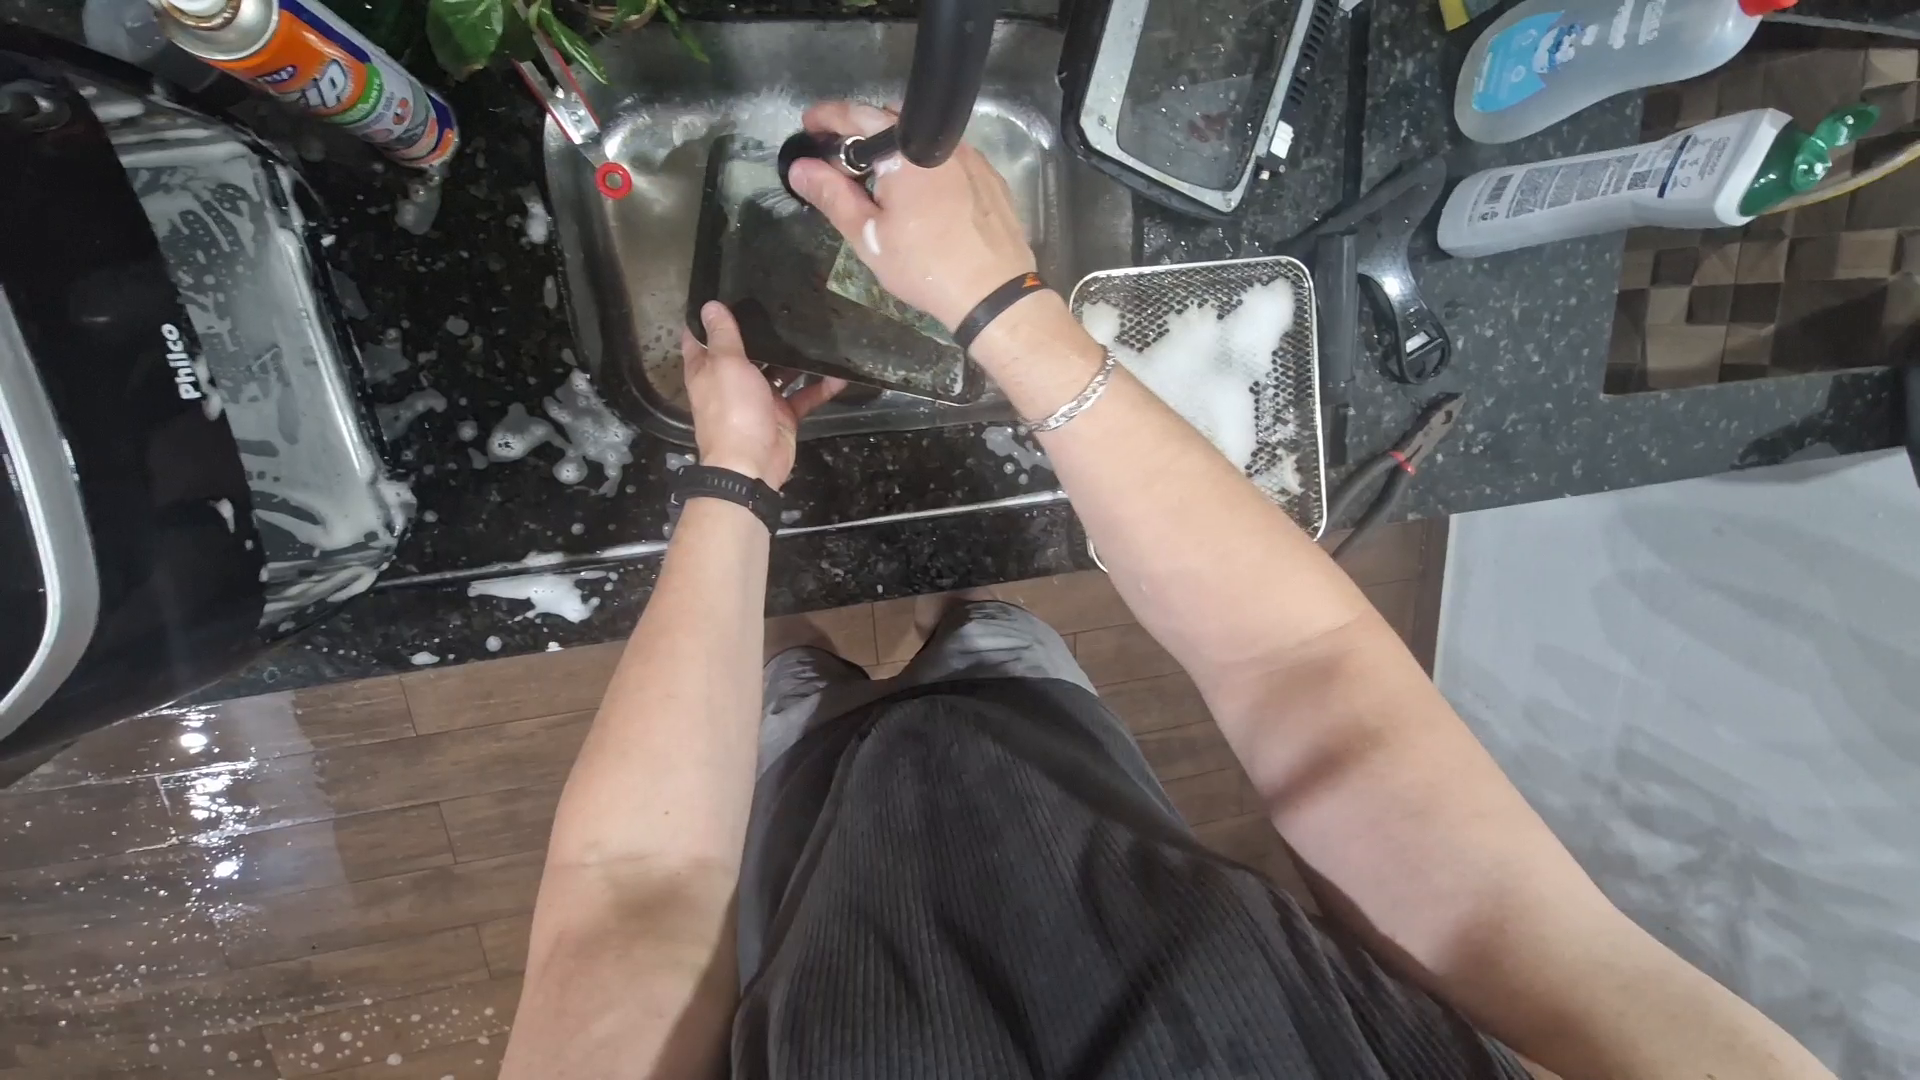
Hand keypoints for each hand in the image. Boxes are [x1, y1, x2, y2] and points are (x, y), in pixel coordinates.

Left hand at [681, 301, 844, 490]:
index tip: (726, 290)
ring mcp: (758, 399)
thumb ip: (723, 335)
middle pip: (745, 351)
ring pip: (778, 372)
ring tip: (815, 330)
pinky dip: (819, 388)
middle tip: (783, 301)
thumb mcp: (726, 364)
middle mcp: (731, 381)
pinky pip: (803, 397)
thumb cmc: (732, 411)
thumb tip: (710, 305)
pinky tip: (838, 374)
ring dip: (794, 357)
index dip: (710, 315)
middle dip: (761, 331)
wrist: (751, 464)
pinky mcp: (782, 415)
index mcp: (708, 368)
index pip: (702, 336)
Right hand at [785, 101, 1038, 331]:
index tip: (809, 125)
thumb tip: (800, 168)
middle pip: (892, 121)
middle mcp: (941, 142)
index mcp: (905, 149)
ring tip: (878, 176)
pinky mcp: (991, 178)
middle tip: (840, 155)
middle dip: (862, 132)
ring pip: (923, 141)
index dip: (828, 117)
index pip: (856, 114)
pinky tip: (921, 195)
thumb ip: (832, 196)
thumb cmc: (925, 267)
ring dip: (896, 150)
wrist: (993, 294)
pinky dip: (926, 166)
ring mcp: (971, 158)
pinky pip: (949, 159)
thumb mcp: (869, 236)